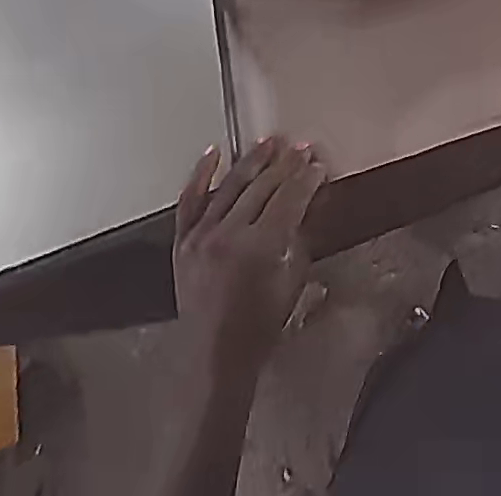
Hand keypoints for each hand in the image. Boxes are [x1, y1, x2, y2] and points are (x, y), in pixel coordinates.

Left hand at [173, 136, 326, 377]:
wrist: (213, 358)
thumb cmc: (260, 326)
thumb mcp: (292, 283)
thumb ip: (299, 240)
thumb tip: (306, 206)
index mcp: (260, 247)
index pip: (289, 199)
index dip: (307, 179)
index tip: (318, 166)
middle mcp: (228, 235)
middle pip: (263, 187)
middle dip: (286, 165)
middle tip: (301, 148)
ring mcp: (201, 236)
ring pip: (231, 186)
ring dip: (253, 160)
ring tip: (270, 141)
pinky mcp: (182, 242)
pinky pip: (190, 201)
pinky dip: (201, 174)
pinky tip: (214, 153)